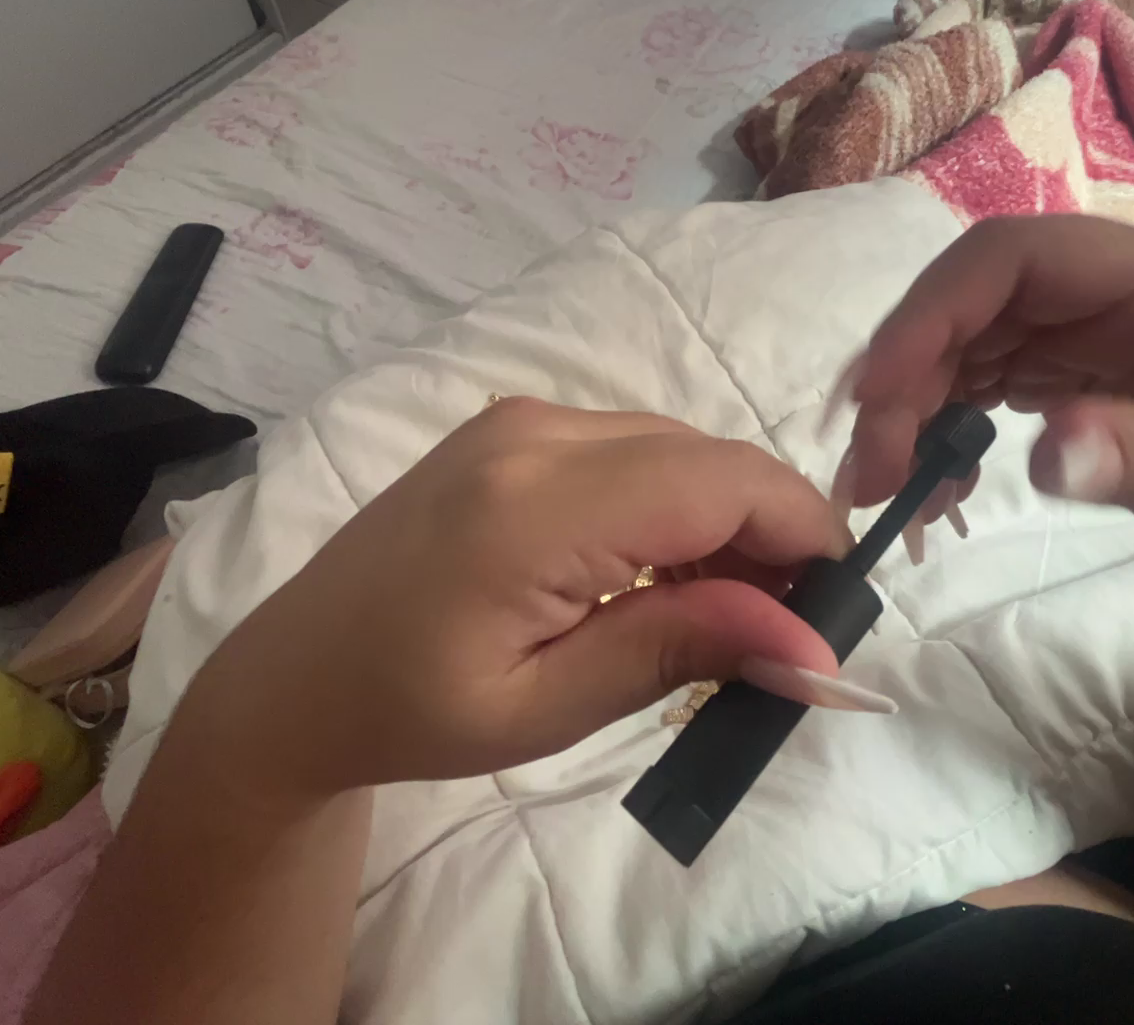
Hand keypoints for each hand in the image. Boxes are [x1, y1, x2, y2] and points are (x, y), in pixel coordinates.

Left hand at [179, 398, 864, 798]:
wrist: (298, 673)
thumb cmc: (412, 711)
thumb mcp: (549, 706)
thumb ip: (681, 652)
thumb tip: (814, 645)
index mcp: (532, 504)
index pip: (718, 481)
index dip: (801, 530)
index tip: (835, 604)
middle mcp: (534, 432)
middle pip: (708, 458)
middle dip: (770, 532)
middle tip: (783, 623)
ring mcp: (521, 421)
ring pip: (680, 450)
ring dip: (726, 521)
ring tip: (723, 609)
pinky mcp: (517, 431)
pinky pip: (637, 452)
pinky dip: (677, 506)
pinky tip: (663, 572)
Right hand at [847, 215, 1133, 555]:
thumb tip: (1050, 452)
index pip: (1012, 256)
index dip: (929, 312)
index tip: (876, 398)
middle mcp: (1100, 289)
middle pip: (963, 304)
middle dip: (903, 384)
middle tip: (872, 476)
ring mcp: (1073, 328)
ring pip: (953, 345)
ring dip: (908, 413)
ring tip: (894, 491)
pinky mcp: (1055, 367)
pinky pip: (968, 383)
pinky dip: (936, 431)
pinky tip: (937, 483)